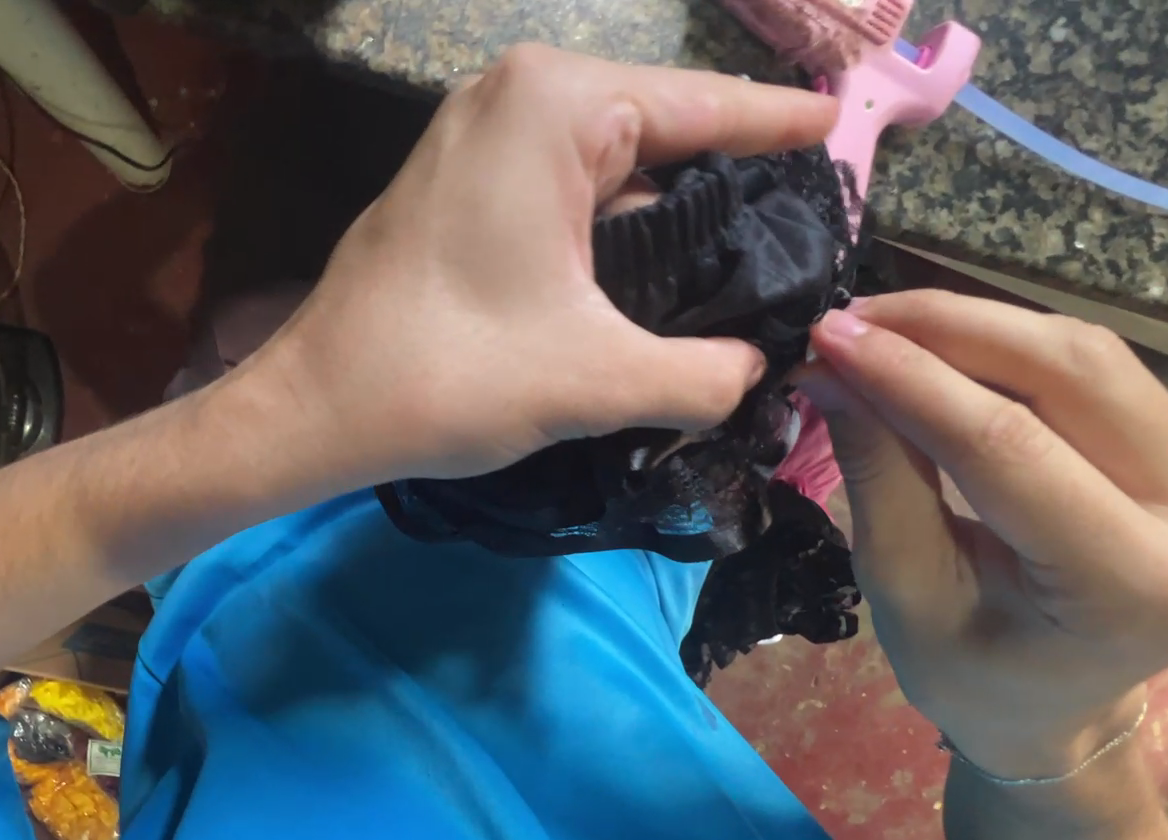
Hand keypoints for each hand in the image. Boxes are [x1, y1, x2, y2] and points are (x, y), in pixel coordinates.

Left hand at [233, 45, 834, 487]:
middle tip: (790, 273)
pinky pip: (557, 207)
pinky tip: (640, 300)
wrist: (317, 411)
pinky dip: (601, 250)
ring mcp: (475, 144)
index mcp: (559, 106)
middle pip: (660, 145)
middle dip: (723, 208)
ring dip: (659, 241)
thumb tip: (765, 369)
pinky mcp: (454, 195)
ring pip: (606, 183)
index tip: (850, 156)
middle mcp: (515, 100)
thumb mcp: (597, 381)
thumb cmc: (448, 376)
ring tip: (728, 299)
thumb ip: (707, 374)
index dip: (787, 139)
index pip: (712, 110)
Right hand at [801, 291, 1167, 778]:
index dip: (908, 379)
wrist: (1049, 711)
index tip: (827, 337)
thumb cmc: (963, 674)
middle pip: (1075, 374)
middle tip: (848, 317)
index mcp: (1138, 587)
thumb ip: (877, 476)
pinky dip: (1004, 354)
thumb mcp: (900, 588)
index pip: (1009, 446)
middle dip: (948, 329)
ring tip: (879, 327)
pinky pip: (1100, 379)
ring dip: (974, 329)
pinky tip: (936, 349)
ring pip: (1094, 361)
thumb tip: (829, 374)